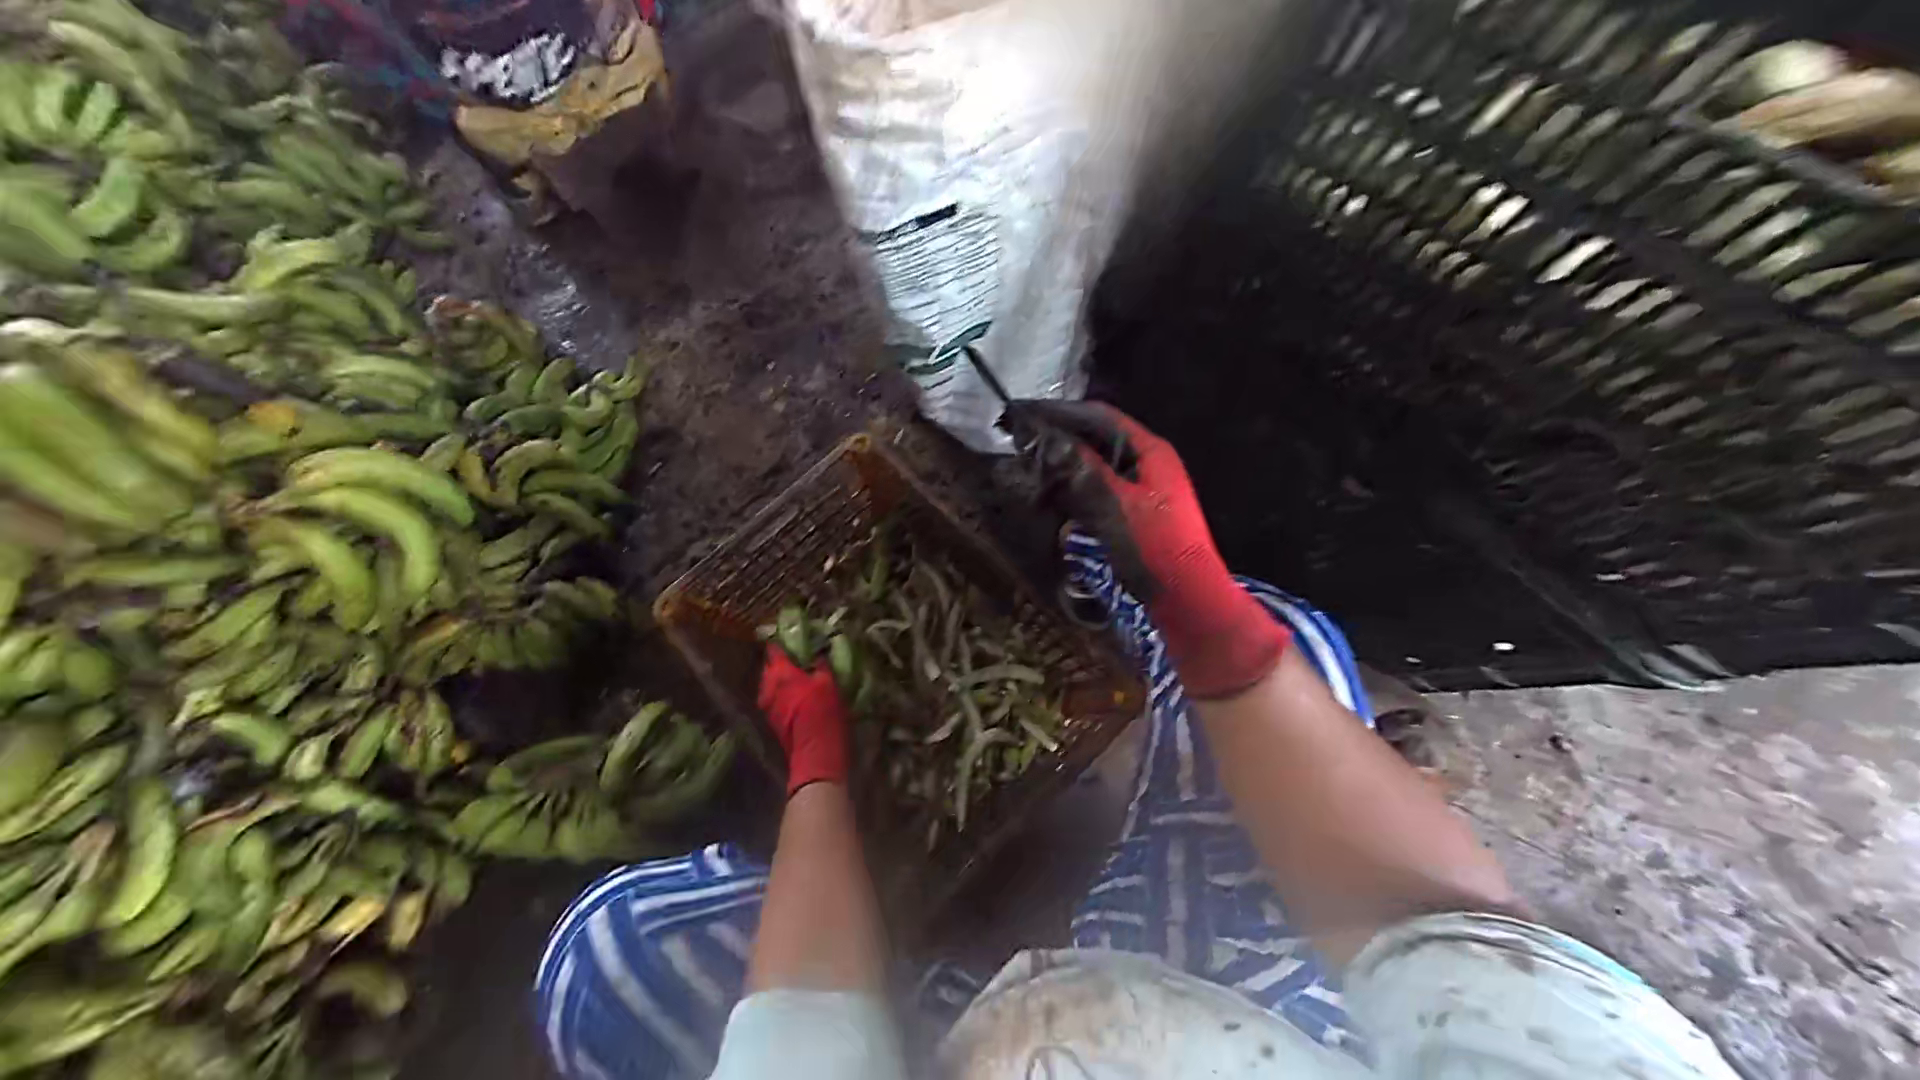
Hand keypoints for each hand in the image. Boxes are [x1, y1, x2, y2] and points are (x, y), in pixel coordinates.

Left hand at [757, 644, 849, 795]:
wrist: (815, 753)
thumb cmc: (823, 713)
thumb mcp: (829, 683)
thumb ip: (820, 666)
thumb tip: (817, 655)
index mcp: (780, 673)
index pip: (774, 650)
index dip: (780, 642)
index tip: (788, 636)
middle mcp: (768, 687)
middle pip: (768, 667)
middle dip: (778, 661)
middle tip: (794, 656)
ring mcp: (767, 705)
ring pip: (769, 684)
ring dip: (779, 678)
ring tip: (795, 675)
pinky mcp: (771, 720)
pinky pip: (773, 698)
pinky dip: (781, 693)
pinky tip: (795, 694)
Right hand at [1005, 400, 1289, 698]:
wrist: (1187, 598)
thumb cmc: (1154, 546)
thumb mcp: (1113, 504)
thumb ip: (1079, 468)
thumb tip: (1042, 433)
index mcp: (1149, 451)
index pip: (1099, 417)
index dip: (1060, 413)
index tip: (1024, 415)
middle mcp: (1147, 463)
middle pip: (1096, 440)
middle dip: (1058, 444)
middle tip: (1022, 447)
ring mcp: (1142, 489)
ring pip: (1095, 467)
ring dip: (1064, 471)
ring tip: (1033, 479)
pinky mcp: (1134, 514)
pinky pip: (1098, 492)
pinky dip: (1074, 494)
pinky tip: (1053, 503)